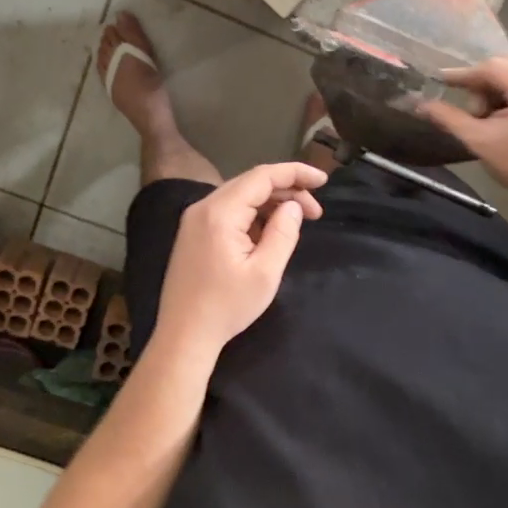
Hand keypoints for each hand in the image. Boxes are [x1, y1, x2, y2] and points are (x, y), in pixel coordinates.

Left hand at [155, 162, 326, 350]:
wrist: (184, 334)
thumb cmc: (227, 307)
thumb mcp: (265, 272)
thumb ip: (283, 233)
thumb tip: (294, 206)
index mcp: (220, 213)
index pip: (262, 177)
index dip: (295, 173)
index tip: (323, 181)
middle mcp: (203, 208)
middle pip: (250, 184)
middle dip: (286, 191)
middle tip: (315, 212)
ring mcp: (194, 220)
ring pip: (239, 197)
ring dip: (270, 204)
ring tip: (297, 223)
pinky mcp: (193, 234)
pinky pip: (228, 212)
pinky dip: (252, 216)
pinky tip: (269, 233)